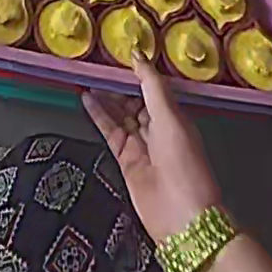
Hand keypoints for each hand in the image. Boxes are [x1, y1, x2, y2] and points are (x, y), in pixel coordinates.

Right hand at [82, 58, 222, 240]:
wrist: (182, 216)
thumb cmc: (184, 163)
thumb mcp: (170, 116)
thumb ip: (151, 84)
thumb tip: (137, 55)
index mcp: (173, 115)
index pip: (151, 87)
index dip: (135, 72)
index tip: (118, 55)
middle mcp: (157, 127)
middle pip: (133, 99)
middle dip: (117, 83)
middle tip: (97, 65)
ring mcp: (140, 143)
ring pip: (119, 113)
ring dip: (104, 96)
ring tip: (87, 77)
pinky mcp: (125, 158)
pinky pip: (109, 130)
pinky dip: (97, 114)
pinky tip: (87, 99)